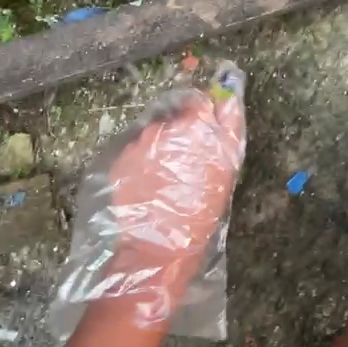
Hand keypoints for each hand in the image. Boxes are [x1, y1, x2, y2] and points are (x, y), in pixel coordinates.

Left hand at [93, 91, 245, 324]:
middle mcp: (163, 127)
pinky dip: (142, 163)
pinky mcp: (118, 161)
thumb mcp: (226, 168)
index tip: (205, 134)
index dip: (202, 117)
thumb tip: (228, 95)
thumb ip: (229, 126)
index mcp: (194, 125)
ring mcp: (136, 144)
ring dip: (161, 147)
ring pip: (154, 135)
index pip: (198, 102)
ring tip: (165, 177)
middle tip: (186, 162)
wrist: (155, 251)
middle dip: (181, 132)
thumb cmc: (200, 211)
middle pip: (174, 117)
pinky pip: (135, 152)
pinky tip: (147, 186)